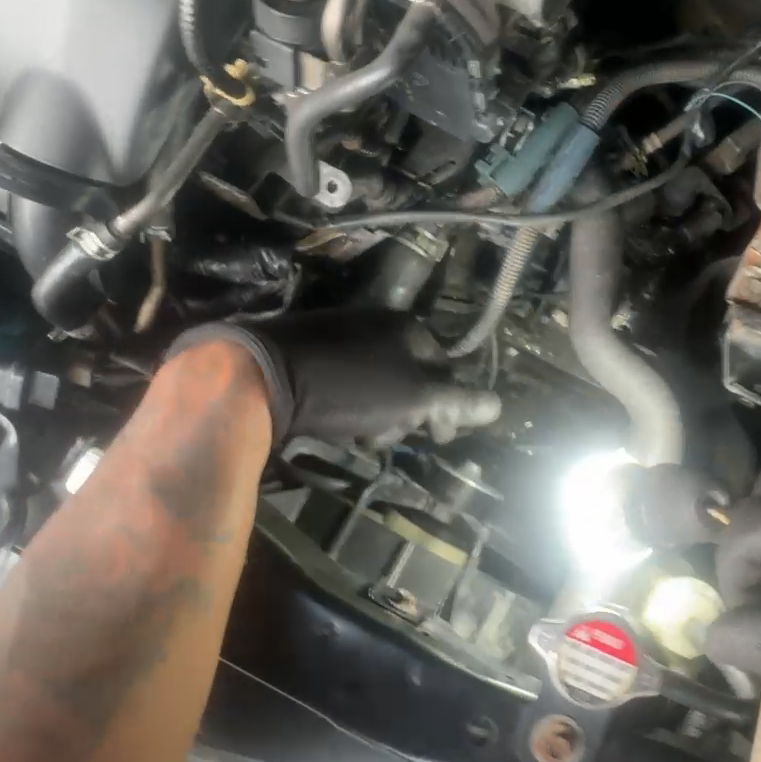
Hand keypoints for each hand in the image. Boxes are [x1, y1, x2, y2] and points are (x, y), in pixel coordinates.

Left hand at [170, 310, 501, 447]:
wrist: (262, 376)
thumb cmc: (350, 387)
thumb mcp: (415, 398)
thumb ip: (457, 401)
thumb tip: (498, 405)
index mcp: (409, 327)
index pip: (447, 371)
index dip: (447, 409)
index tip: (436, 439)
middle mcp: (379, 322)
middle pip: (413, 378)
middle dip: (407, 414)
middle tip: (385, 437)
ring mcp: (343, 332)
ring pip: (380, 383)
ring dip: (378, 415)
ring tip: (357, 435)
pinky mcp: (311, 348)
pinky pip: (348, 381)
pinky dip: (350, 405)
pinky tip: (335, 423)